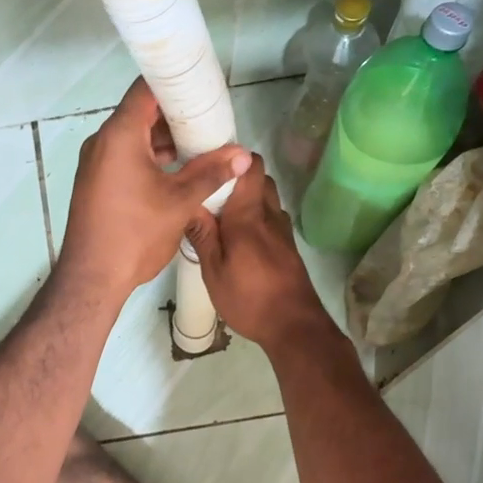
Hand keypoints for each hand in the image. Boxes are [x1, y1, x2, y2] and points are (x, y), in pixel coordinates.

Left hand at [57, 78, 250, 296]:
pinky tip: (178, 170)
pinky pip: (126, 156)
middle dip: (177, 114)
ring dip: (165, 139)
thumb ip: (211, 173)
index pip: (146, 89)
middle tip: (211, 118)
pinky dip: (150, 156)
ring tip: (202, 145)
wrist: (92, 276)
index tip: (203, 85)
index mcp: (120, 135)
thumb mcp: (180, 201)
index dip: (175, 82)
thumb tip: (244, 155)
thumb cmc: (136, 233)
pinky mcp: (97, 182)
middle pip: (141, 112)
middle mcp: (103, 142)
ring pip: (134, 137)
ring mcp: (96, 163)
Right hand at [186, 155, 335, 347]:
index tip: (209, 162)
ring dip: (248, 198)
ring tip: (221, 214)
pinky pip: (271, 219)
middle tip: (210, 190)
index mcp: (248, 216)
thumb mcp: (214, 271)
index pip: (251, 167)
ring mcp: (282, 231)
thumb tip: (189, 204)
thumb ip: (203, 235)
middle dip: (237, 178)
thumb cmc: (249, 298)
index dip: (233, 157)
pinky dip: (256, 218)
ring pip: (267, 199)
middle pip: (259, 179)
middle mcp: (270, 215)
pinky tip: (239, 237)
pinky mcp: (287, 247)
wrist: (294, 326)